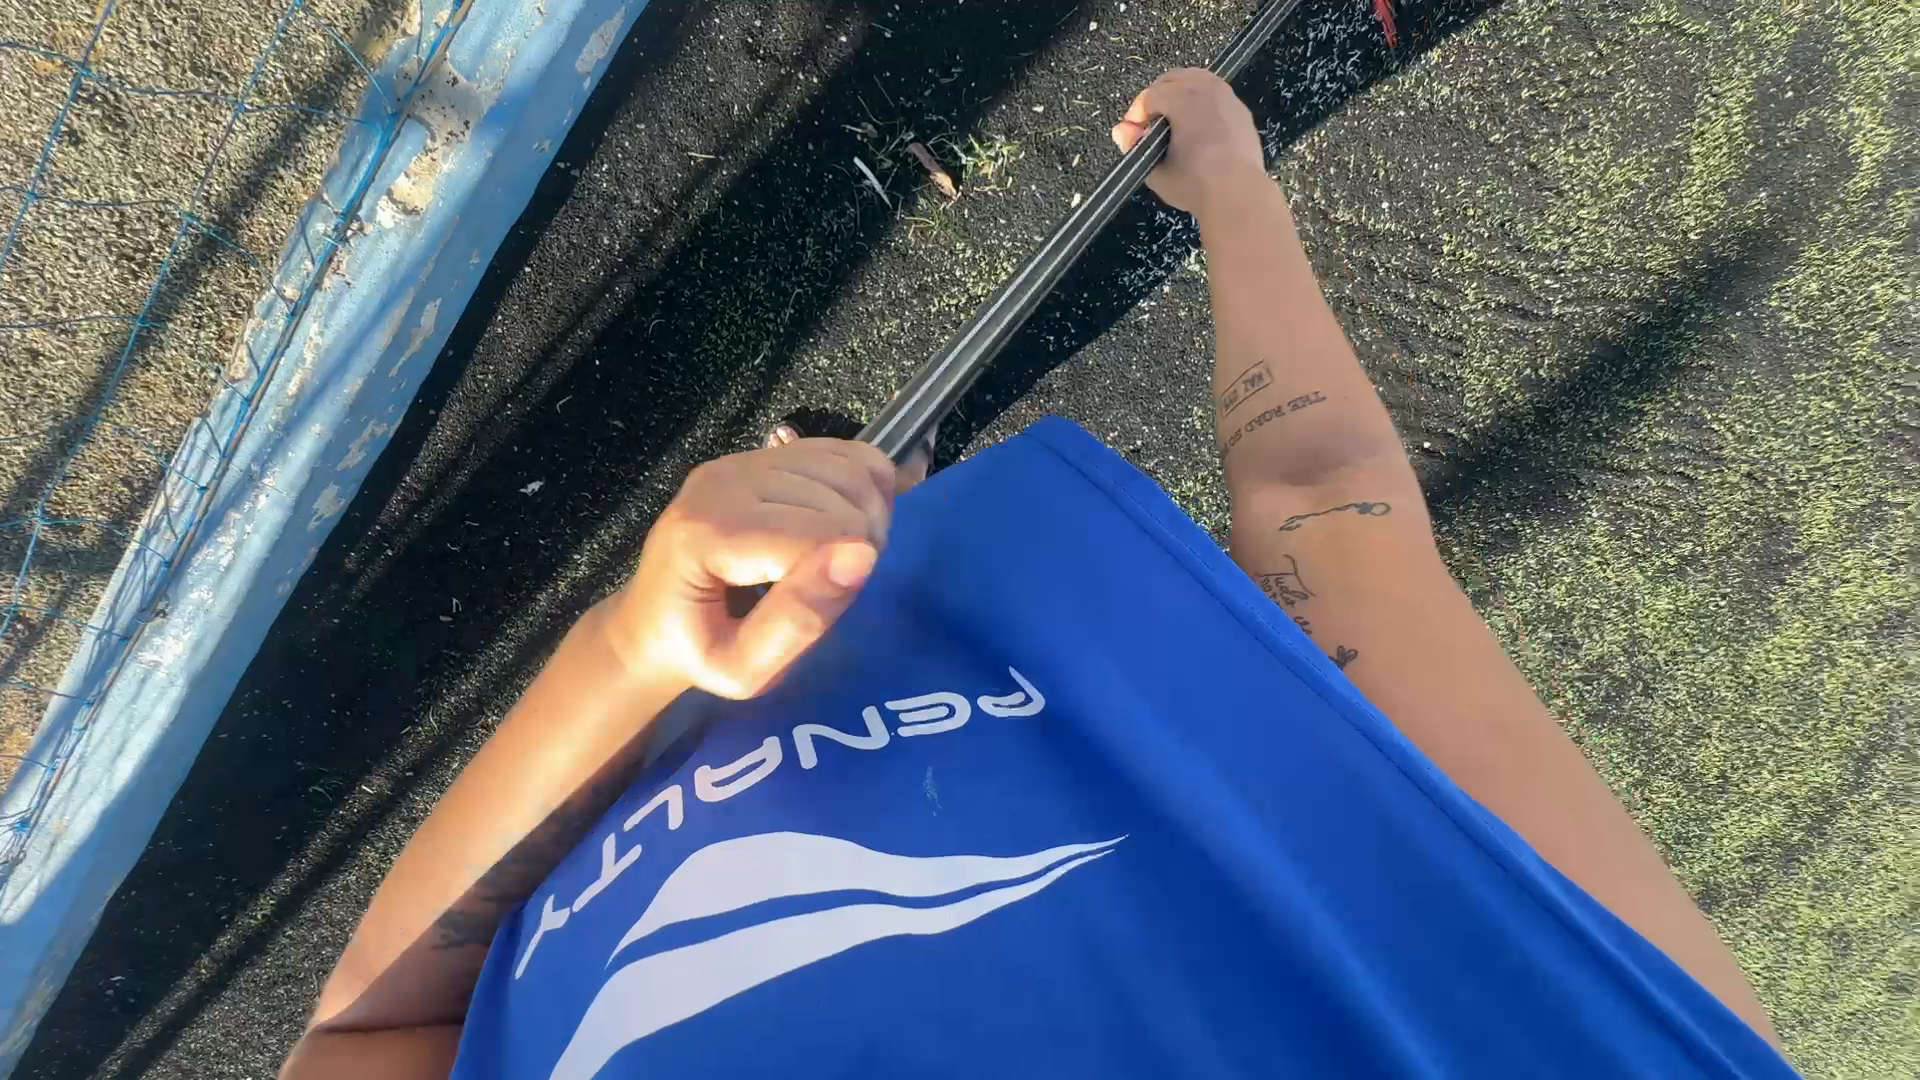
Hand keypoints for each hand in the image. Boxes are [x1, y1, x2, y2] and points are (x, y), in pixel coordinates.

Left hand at [601, 438, 899, 698]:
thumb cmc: (699, 655)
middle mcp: (722, 482)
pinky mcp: (760, 455)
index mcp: (706, 535)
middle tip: (845, 584)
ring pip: (847, 469)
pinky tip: (849, 522)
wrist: (655, 624)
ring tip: (848, 556)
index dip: (852, 571)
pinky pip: (841, 452)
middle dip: (866, 543)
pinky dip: (865, 485)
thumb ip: (799, 620)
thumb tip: (862, 556)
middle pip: (841, 495)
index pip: (820, 532)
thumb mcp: (744, 670)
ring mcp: (741, 462)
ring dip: (870, 515)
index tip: (840, 602)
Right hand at [1110, 68, 1265, 215]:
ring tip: (1171, 122)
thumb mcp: (1156, 170)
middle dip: (1156, 97)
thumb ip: (1135, 146)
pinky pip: (1215, 95)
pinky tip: (1196, 127)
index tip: (1132, 132)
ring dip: (1180, 95)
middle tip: (1148, 124)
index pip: (1151, 94)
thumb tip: (1121, 130)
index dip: (1136, 112)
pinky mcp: (1240, 109)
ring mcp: (1227, 96)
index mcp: (1183, 99)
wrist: (1237, 193)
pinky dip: (1200, 103)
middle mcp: (1207, 88)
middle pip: (1174, 78)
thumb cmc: (1194, 184)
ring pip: (1197, 80)